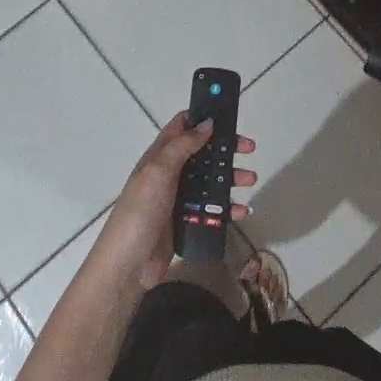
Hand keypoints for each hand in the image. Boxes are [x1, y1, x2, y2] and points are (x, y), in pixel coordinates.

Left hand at [101, 113, 255, 290]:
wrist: (130, 263)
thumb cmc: (141, 210)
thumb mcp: (158, 171)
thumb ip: (182, 146)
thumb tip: (207, 123)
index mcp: (159, 157)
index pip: (181, 128)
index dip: (202, 119)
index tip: (227, 116)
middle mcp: (170, 174)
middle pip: (202, 154)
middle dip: (225, 149)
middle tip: (249, 148)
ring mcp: (179, 199)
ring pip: (210, 182)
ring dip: (231, 179)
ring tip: (251, 180)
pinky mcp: (187, 222)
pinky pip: (212, 211)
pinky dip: (228, 209)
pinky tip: (243, 211)